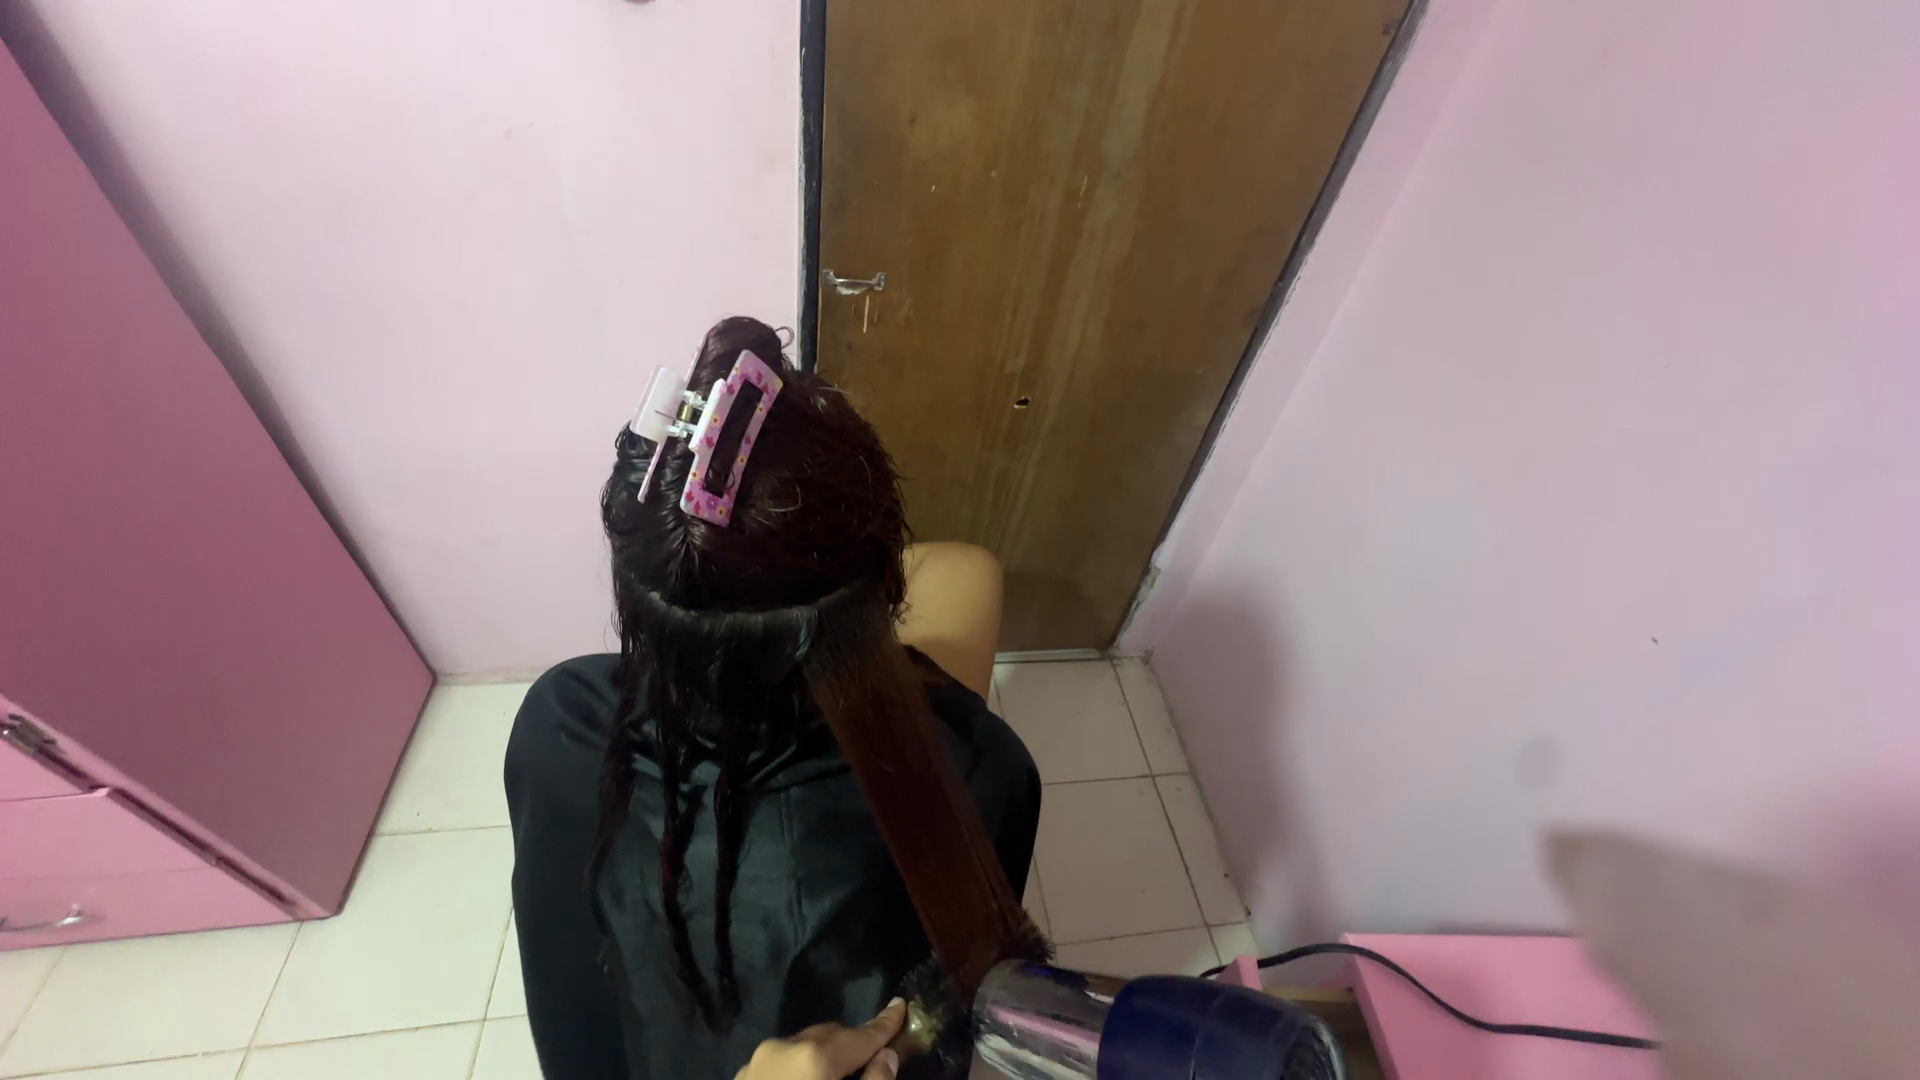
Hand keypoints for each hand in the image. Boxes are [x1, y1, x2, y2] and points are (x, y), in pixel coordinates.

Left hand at [736, 998, 907, 1079]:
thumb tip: (886, 1057)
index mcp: (812, 1056)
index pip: (860, 1035)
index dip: (885, 1024)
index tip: (900, 1006)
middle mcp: (783, 1047)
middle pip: (830, 1036)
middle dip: (852, 1043)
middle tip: (873, 1054)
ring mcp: (755, 1062)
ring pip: (803, 1047)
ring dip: (823, 1057)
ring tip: (839, 1072)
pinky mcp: (741, 1077)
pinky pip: (780, 1063)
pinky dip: (798, 1069)